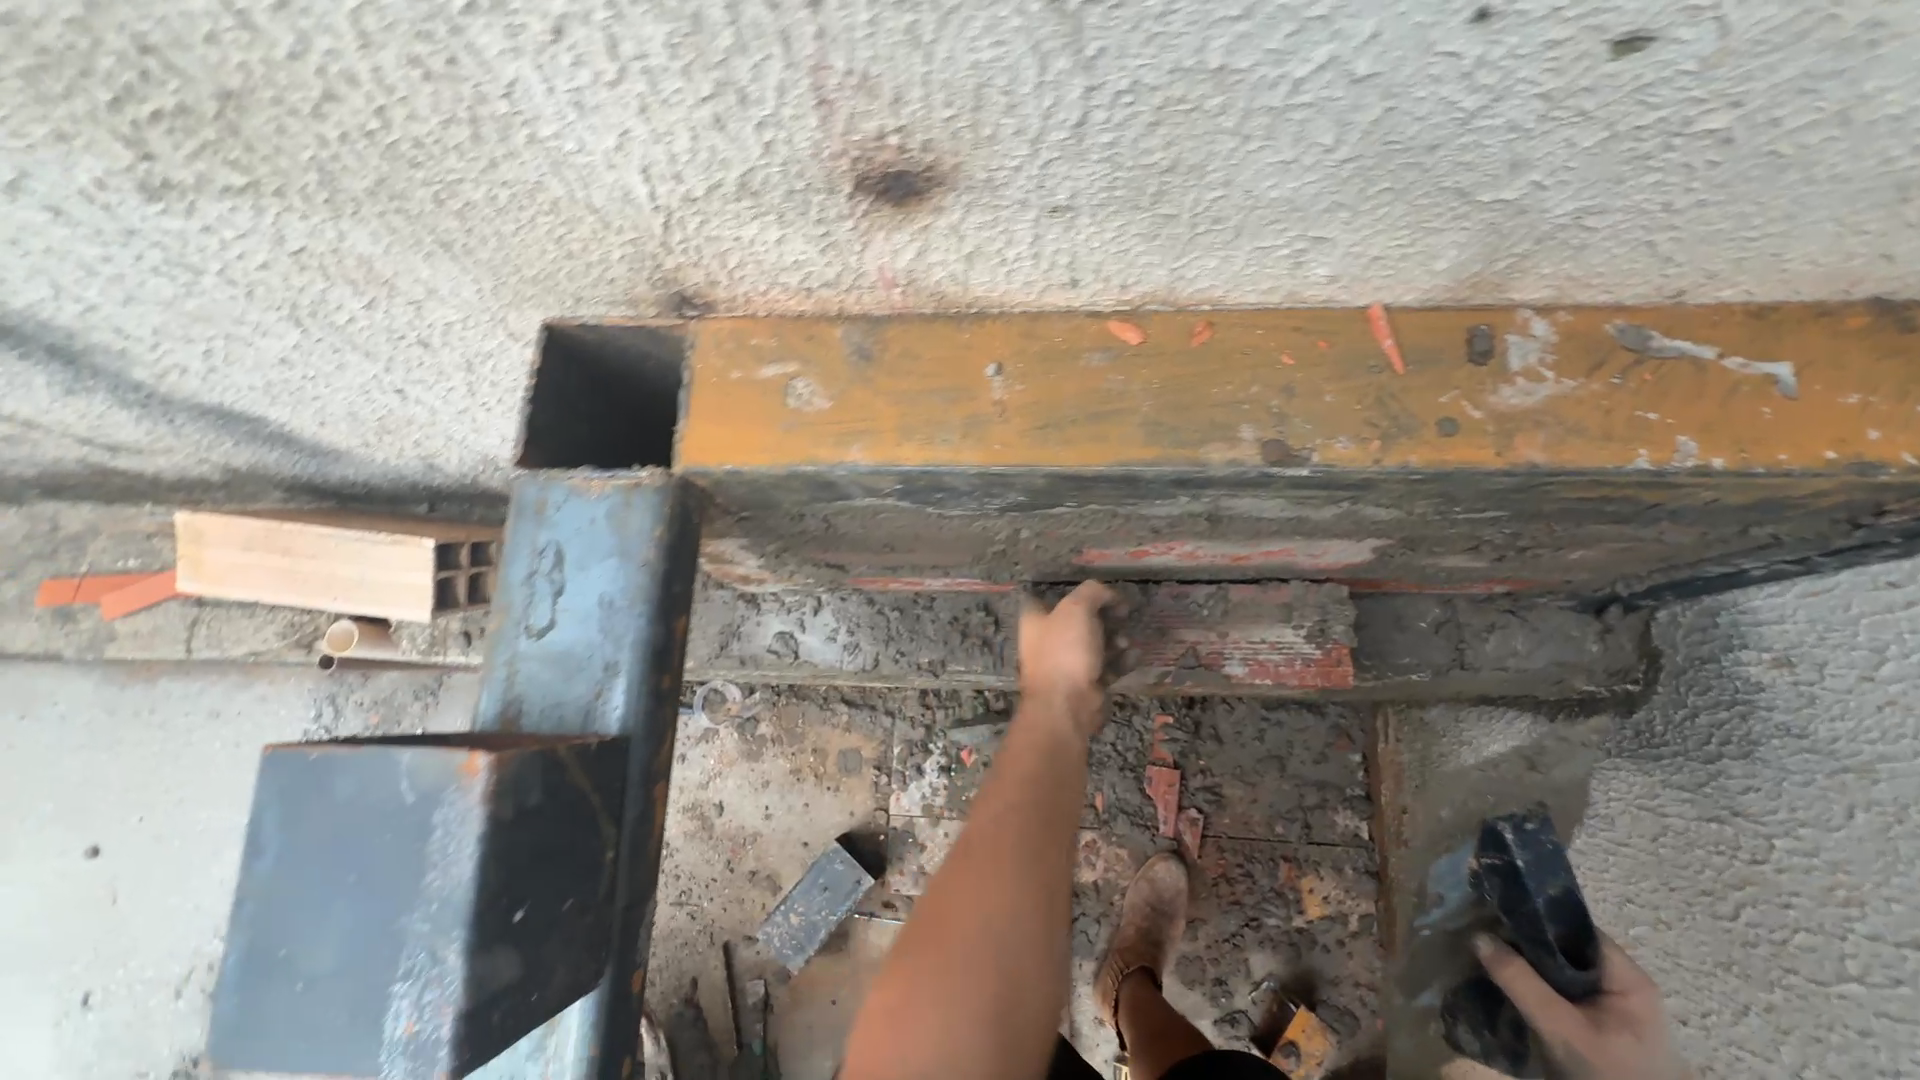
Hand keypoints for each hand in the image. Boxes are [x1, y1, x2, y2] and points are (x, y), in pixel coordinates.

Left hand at [1017, 581, 1117, 736]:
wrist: (1067, 705)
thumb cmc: (1066, 651)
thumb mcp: (1077, 608)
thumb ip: (1093, 592)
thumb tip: (1110, 595)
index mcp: (1036, 619)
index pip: (1053, 596)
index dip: (1078, 592)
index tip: (1101, 593)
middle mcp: (1049, 640)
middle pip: (1082, 619)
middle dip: (1106, 617)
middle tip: (1122, 614)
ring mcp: (1067, 663)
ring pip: (1097, 643)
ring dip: (1117, 639)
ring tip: (1125, 642)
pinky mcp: (1086, 683)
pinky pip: (1108, 665)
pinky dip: (1121, 660)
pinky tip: (1133, 657)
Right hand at [1475, 932, 1690, 1079]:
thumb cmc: (1606, 1075)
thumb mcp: (1560, 1029)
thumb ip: (1520, 982)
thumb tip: (1478, 936)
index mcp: (1628, 978)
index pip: (1576, 929)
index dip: (1535, 919)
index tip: (1493, 915)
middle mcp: (1623, 983)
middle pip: (1566, 947)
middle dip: (1525, 942)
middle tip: (1484, 935)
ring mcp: (1612, 1004)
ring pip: (1561, 969)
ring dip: (1527, 964)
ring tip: (1490, 954)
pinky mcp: (1599, 1021)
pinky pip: (1561, 989)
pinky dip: (1535, 984)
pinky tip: (1509, 983)